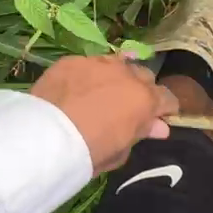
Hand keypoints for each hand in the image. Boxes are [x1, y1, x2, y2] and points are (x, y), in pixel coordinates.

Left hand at [32, 55, 177, 171]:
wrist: (45, 136)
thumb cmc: (88, 152)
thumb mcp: (120, 151)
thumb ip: (141, 133)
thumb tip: (159, 127)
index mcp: (144, 99)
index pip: (167, 98)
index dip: (164, 110)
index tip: (157, 120)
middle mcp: (126, 74)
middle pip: (144, 76)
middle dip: (141, 90)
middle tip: (127, 108)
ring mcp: (98, 63)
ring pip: (117, 65)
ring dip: (116, 78)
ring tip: (102, 94)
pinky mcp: (73, 60)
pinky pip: (89, 64)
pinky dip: (88, 75)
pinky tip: (77, 89)